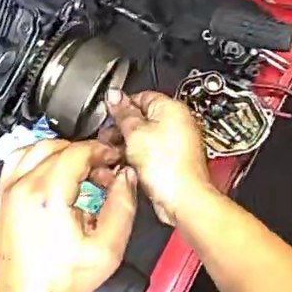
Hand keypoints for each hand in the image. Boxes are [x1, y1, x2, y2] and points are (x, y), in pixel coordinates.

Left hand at [0, 139, 136, 291]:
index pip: (78, 152)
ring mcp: (9, 193)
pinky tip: (53, 172)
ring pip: (37, 148)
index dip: (102, 152)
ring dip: (63, 152)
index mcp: (48, 196)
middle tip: (103, 171)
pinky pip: (17, 161)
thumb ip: (123, 205)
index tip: (114, 161)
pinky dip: (38, 158)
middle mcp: (23, 189)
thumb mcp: (108, 247)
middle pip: (60, 147)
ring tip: (80, 170)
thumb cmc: (61, 283)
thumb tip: (126, 177)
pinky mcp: (2, 200)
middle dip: (86, 153)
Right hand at [104, 90, 216, 225]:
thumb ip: (123, 113)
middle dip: (122, 128)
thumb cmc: (168, 165)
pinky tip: (127, 164)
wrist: (183, 197)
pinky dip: (137, 157)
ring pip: (144, 136)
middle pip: (142, 117)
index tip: (107, 116)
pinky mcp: (171, 159)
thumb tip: (114, 94)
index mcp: (171, 107)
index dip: (121, 106)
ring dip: (127, 144)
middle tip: (108, 138)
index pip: (140, 96)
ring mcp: (175, 141)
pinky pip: (150, 152)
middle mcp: (176, 122)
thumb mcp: (135, 133)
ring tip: (115, 154)